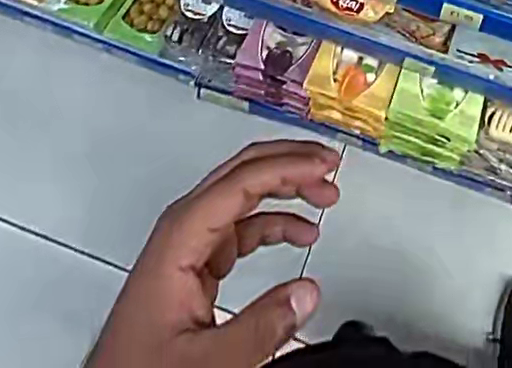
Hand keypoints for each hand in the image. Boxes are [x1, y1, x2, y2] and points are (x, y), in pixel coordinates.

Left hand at [87, 140, 341, 367]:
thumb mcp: (206, 361)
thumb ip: (261, 328)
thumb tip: (308, 291)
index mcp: (182, 234)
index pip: (243, 180)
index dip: (288, 167)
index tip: (323, 166)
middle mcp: (186, 225)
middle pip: (243, 171)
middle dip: (290, 163)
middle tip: (329, 165)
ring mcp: (191, 240)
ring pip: (245, 193)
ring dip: (287, 188)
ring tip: (325, 194)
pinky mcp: (197, 260)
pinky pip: (243, 225)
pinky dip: (275, 221)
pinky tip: (300, 230)